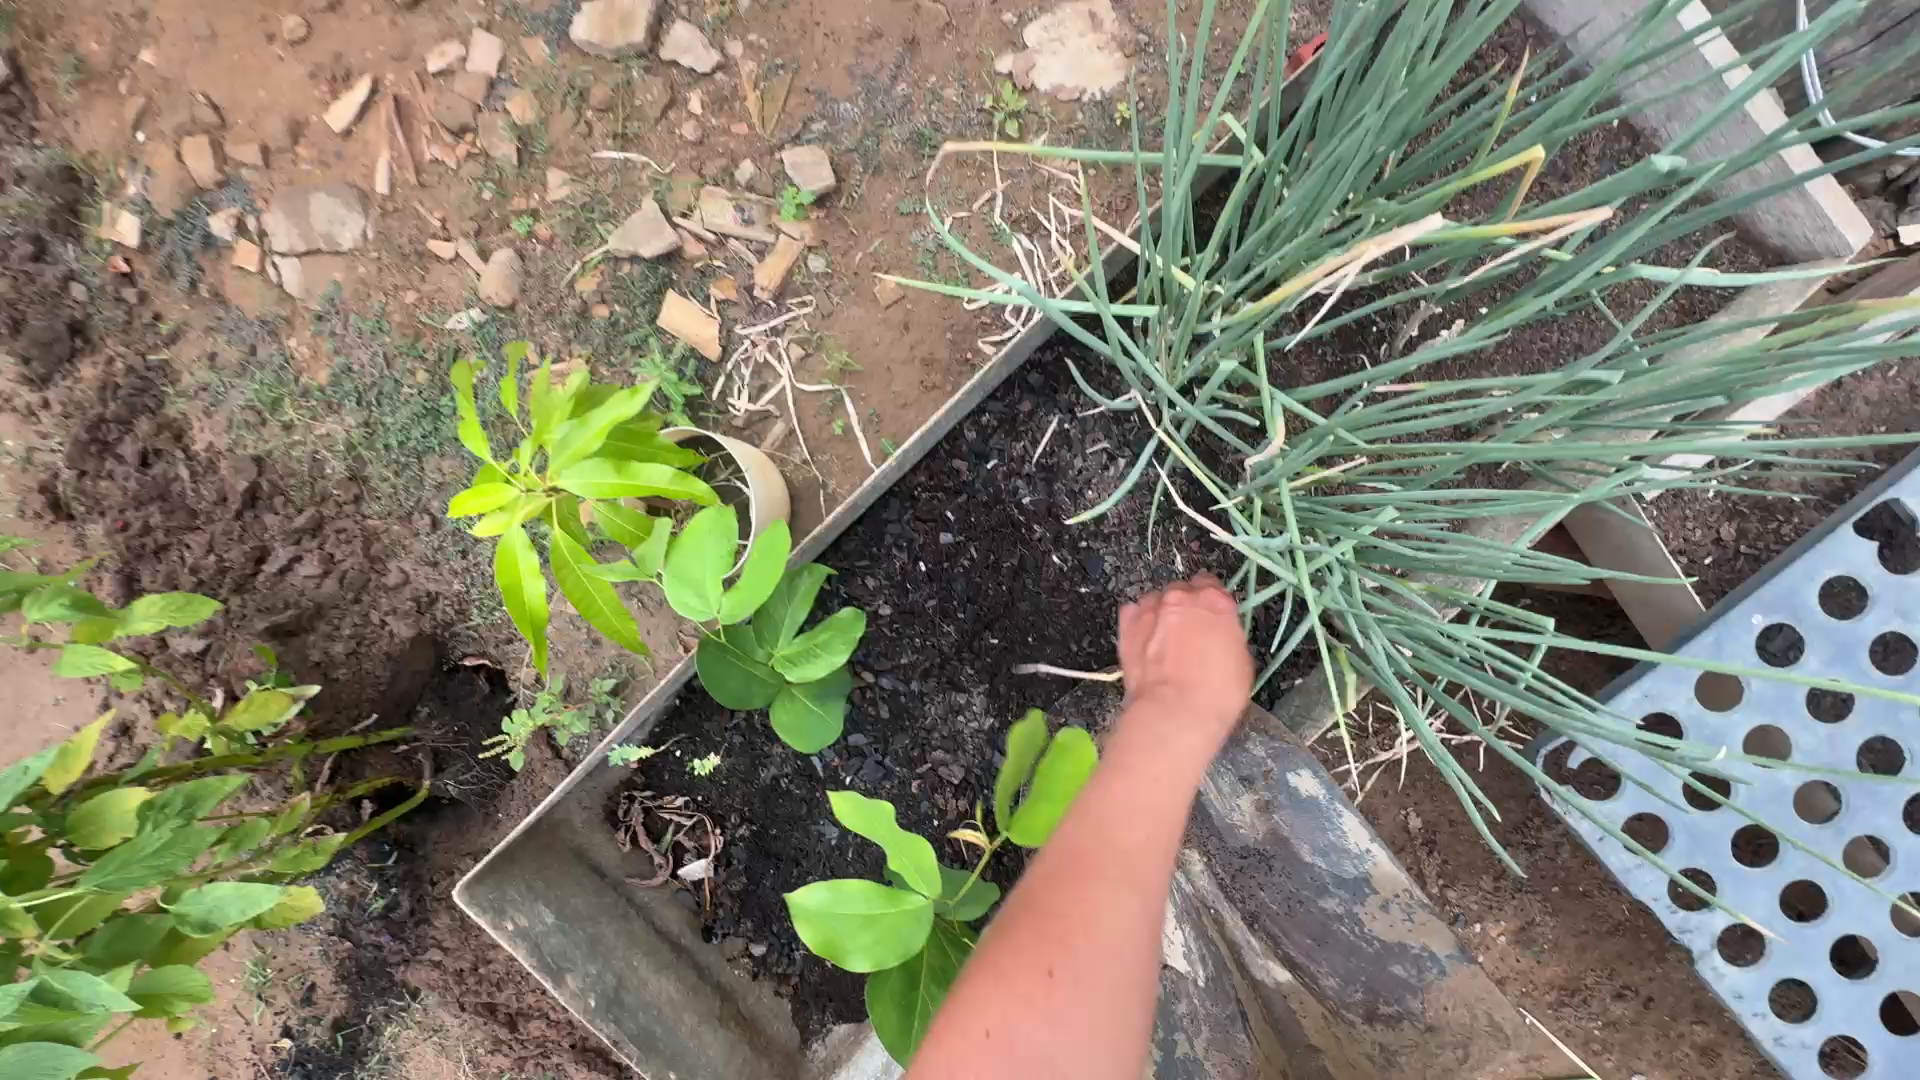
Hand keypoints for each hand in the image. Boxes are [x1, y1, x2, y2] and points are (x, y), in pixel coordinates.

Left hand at [1115, 574, 1253, 750]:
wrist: (1175, 710)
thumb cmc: (1217, 692)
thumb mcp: (1240, 661)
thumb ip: (1226, 635)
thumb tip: (1218, 635)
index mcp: (1215, 602)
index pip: (1211, 585)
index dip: (1210, 600)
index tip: (1209, 613)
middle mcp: (1181, 597)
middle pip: (1182, 590)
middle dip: (1184, 606)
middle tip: (1187, 632)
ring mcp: (1151, 608)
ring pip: (1155, 599)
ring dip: (1160, 613)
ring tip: (1162, 639)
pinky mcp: (1127, 624)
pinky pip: (1133, 612)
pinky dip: (1138, 621)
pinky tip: (1143, 639)